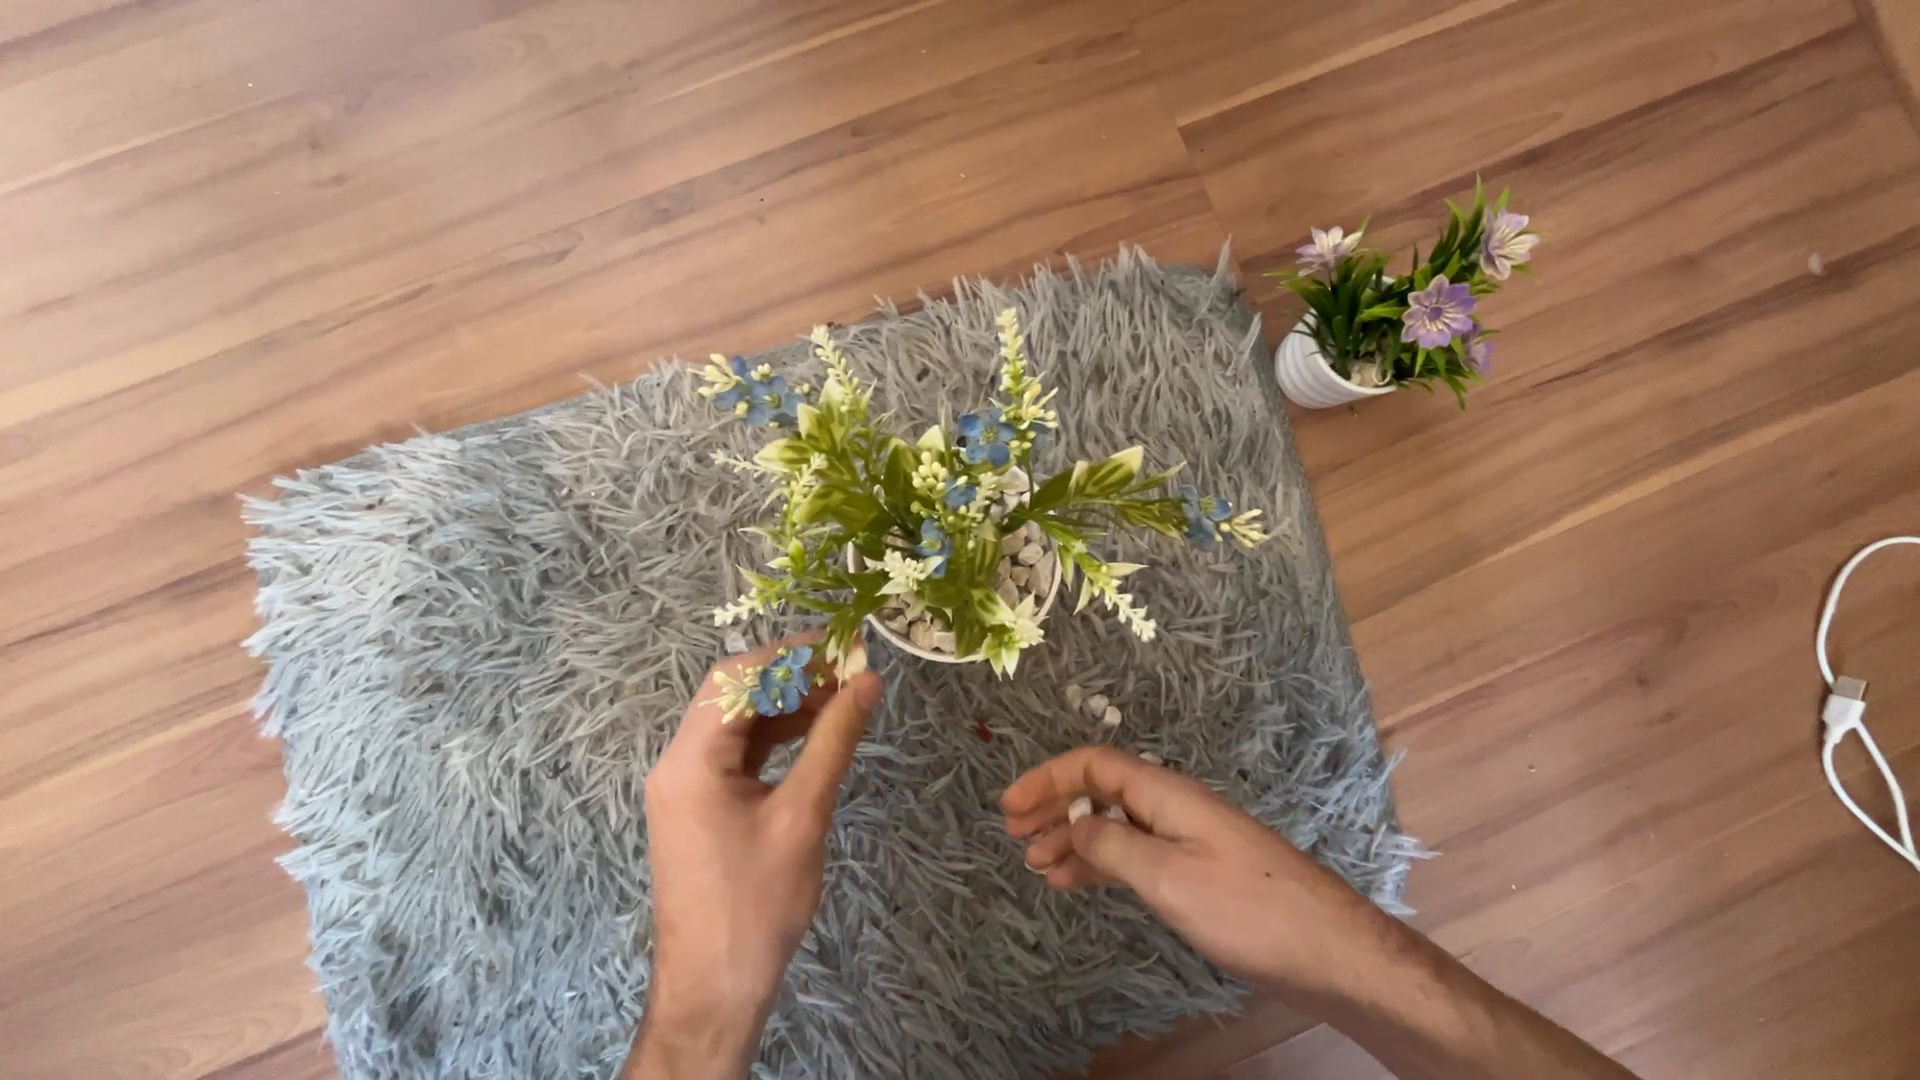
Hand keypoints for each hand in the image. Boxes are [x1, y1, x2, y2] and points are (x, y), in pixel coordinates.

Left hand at [626, 639, 882, 1079]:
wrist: (716, 987)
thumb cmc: (758, 903)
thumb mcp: (803, 814)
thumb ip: (835, 739)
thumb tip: (868, 682)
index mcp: (691, 759)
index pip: (736, 678)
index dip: (790, 654)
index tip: (843, 647)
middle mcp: (678, 762)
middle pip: (733, 693)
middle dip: (791, 676)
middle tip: (849, 671)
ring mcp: (686, 784)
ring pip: (737, 721)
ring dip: (786, 704)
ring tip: (843, 697)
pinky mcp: (701, 803)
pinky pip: (738, 751)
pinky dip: (776, 735)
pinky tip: (816, 731)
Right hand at [1000, 746, 1389, 1006]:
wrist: (1327, 950)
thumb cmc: (1245, 907)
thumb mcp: (1167, 876)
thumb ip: (1113, 845)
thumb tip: (1076, 824)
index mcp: (1164, 793)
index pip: (1093, 765)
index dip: (1047, 779)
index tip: (1009, 806)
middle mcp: (1170, 806)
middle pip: (1099, 791)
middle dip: (1053, 808)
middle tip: (1013, 835)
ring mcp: (1184, 837)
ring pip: (1113, 825)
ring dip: (1071, 840)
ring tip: (1035, 865)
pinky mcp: (1194, 869)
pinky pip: (1133, 854)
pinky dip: (1100, 865)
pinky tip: (1075, 883)